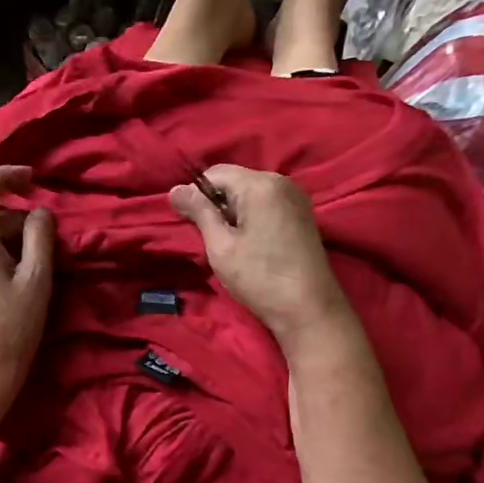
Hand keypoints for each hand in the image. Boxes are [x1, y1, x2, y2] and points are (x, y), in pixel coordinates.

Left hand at [0, 165, 55, 403]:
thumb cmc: (14, 325)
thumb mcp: (36, 278)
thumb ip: (40, 236)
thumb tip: (40, 212)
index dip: (4, 176)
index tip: (31, 179)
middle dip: (16, 216)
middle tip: (46, 237)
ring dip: (9, 235)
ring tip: (36, 260)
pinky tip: (18, 273)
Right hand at [170, 165, 351, 346]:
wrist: (309, 308)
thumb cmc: (260, 278)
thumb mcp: (221, 247)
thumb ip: (199, 213)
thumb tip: (174, 189)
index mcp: (260, 185)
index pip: (215, 173)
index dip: (196, 196)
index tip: (191, 225)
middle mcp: (281, 181)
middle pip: (234, 181)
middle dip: (216, 204)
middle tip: (212, 239)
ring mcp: (295, 197)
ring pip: (250, 193)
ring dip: (233, 212)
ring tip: (231, 244)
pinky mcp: (302, 213)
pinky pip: (266, 203)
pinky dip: (251, 217)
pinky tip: (252, 244)